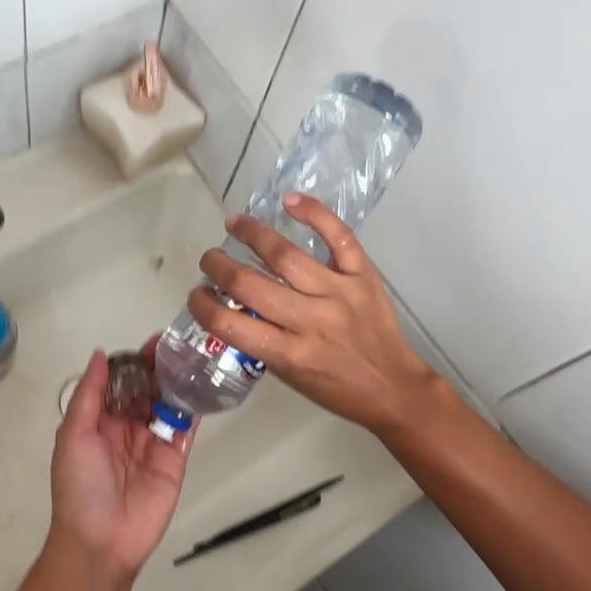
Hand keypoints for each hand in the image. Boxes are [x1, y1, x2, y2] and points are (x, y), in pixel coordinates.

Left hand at [47, 345, 194, 576]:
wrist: (101, 542)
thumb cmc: (80, 488)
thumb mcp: (74, 436)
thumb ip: (89, 395)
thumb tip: (101, 355)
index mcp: (98, 422)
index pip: (120, 384)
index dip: (135, 362)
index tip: (154, 340)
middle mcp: (126, 429)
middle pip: (147, 391)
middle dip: (161, 368)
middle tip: (183, 343)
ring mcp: (152, 444)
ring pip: (168, 405)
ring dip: (180, 383)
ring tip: (198, 357)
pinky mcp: (174, 461)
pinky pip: (185, 430)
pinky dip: (195, 409)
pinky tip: (206, 386)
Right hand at [188, 194, 446, 434]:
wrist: (393, 387)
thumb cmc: (336, 388)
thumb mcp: (290, 378)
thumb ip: (262, 343)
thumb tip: (232, 306)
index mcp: (289, 353)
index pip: (230, 325)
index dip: (203, 306)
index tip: (196, 294)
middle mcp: (311, 321)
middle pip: (250, 284)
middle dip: (218, 267)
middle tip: (209, 260)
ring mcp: (339, 293)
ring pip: (286, 255)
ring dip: (252, 233)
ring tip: (235, 223)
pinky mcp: (364, 276)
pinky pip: (339, 237)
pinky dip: (314, 214)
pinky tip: (289, 201)